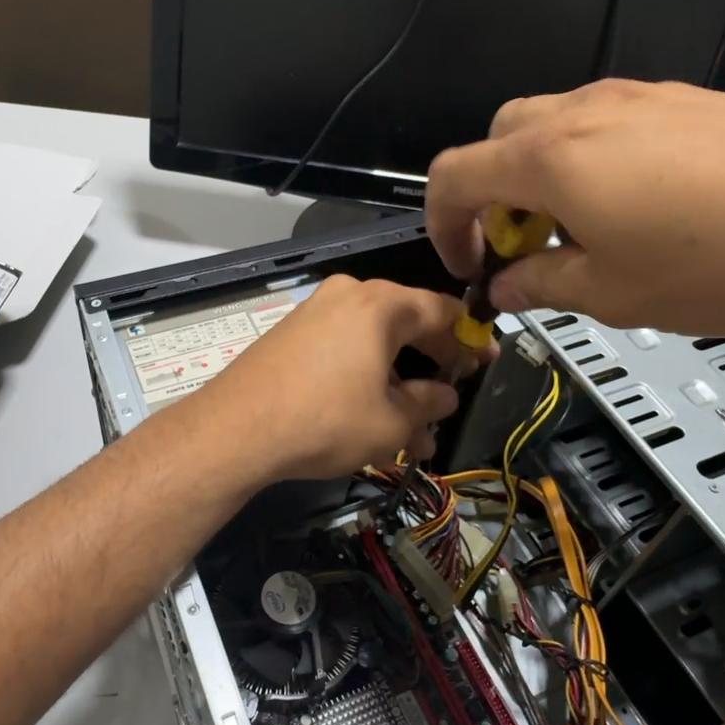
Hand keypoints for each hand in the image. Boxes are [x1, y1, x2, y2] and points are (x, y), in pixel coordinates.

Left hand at [176, 275, 481, 481]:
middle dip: (433, 362)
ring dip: (398, 379)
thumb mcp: (391, 422)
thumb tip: (445, 396)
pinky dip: (365, 375)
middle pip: (407, 322)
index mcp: (381, 304)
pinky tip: (373, 414)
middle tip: (452, 391)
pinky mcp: (292, 333)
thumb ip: (428, 404)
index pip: (443, 310)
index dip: (470, 339)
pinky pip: (344, 347)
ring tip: (414, 424)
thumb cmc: (326, 420)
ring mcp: (315, 311)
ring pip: (374, 341)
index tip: (487, 362)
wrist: (237, 429)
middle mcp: (348, 295)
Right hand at [426, 79, 724, 333]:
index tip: (469, 269)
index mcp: (551, 158)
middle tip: (523, 249)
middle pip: (498, 138)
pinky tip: (643, 212)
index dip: (443, 227)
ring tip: (586, 236)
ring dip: (542, 178)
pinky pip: (610, 125)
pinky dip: (593, 164)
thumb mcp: (616, 296)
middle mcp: (585, 113)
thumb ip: (542, 286)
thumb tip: (505, 287)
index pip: (453, 176)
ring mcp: (642, 98)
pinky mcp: (690, 100)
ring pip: (554, 127)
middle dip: (490, 195)